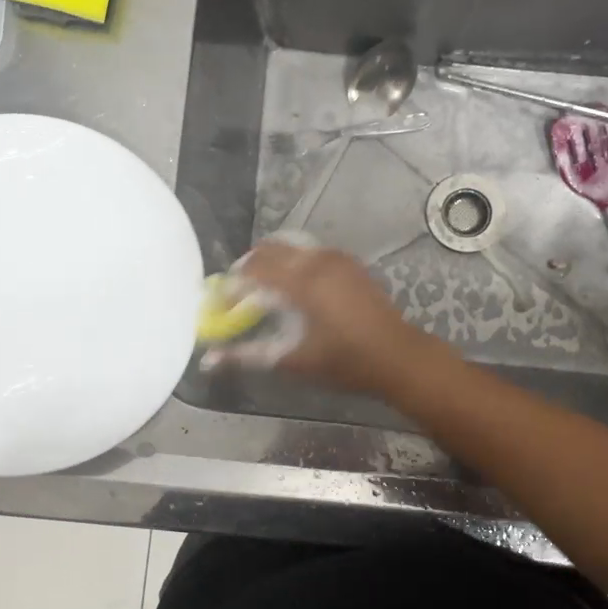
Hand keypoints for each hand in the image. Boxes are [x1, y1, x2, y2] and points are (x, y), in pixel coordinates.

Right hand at [231, 241, 445, 393]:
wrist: (398, 356)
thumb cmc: (345, 362)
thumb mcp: (293, 360)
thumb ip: (248, 355)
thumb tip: (209, 360)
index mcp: (302, 282)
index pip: (253, 269)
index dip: (233, 283)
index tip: (222, 301)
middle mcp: (317, 260)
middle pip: (270, 249)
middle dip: (250, 267)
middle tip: (240, 293)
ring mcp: (337, 258)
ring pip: (292, 246)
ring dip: (272, 262)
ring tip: (265, 290)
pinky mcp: (350, 263)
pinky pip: (311, 252)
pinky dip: (294, 261)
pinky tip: (295, 287)